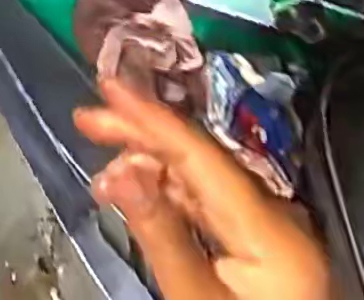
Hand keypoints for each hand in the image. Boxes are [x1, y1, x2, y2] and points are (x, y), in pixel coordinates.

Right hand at [74, 79, 329, 299]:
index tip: (108, 86)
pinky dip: (162, 190)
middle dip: (136, 135)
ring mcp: (269, 230)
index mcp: (271, 232)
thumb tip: (118, 171)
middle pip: (196, 157)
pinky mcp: (258, 244)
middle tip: (86, 120)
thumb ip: (160, 234)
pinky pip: (202, 198)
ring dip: (143, 165)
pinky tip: (131, 192)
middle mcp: (276, 218)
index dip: (149, 116)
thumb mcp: (195, 299)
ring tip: (104, 179)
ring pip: (195, 174)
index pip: (199, 155)